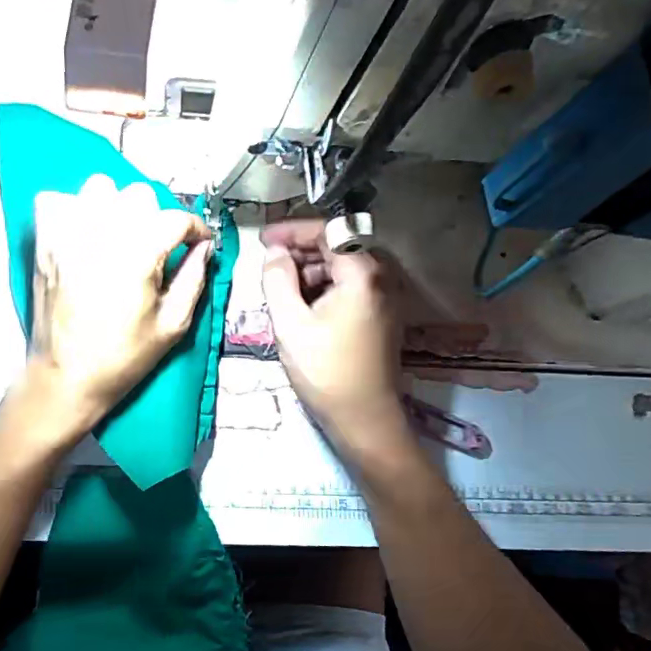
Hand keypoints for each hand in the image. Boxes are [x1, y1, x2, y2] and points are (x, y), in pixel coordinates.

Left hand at [18, 174, 211, 444]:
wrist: (67, 377)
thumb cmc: (124, 358)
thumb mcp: (173, 325)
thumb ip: (194, 279)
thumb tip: (204, 248)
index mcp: (138, 256)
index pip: (175, 218)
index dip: (195, 227)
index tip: (200, 241)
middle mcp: (101, 235)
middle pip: (138, 195)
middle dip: (156, 216)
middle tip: (160, 245)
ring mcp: (67, 235)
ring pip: (99, 188)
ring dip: (117, 206)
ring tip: (121, 235)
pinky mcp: (44, 243)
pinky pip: (57, 200)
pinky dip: (75, 209)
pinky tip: (86, 233)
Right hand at [260, 220, 409, 458]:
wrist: (365, 418)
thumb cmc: (326, 372)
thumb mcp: (290, 324)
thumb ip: (277, 279)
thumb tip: (275, 253)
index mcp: (362, 272)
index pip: (326, 231)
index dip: (291, 231)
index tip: (263, 239)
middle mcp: (382, 277)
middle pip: (337, 247)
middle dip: (300, 251)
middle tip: (268, 264)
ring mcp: (386, 297)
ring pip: (343, 268)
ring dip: (311, 272)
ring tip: (281, 288)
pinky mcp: (383, 315)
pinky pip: (351, 288)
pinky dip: (326, 288)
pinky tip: (302, 305)